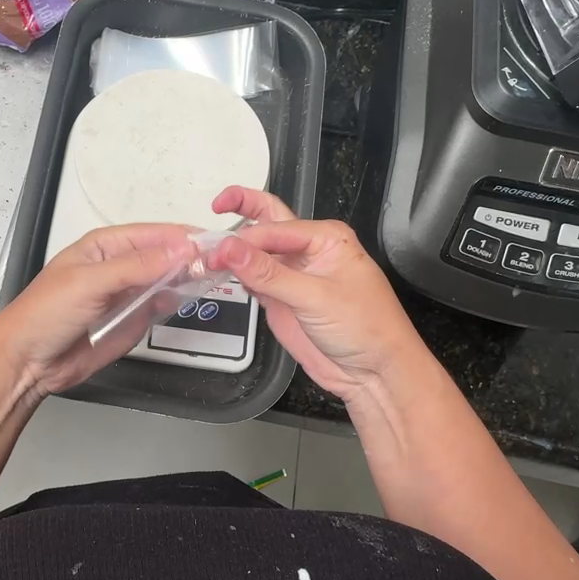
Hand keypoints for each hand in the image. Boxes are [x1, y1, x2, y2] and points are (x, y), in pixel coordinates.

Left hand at [0, 223, 200, 397]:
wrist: (28, 361)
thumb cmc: (45, 313)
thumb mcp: (91, 281)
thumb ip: (137, 266)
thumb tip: (179, 249)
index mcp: (105, 246)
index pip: (153, 234)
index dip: (183, 237)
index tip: (213, 242)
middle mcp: (119, 266)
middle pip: (164, 255)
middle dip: (190, 256)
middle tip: (221, 261)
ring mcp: (126, 294)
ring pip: (166, 280)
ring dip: (188, 277)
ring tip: (215, 275)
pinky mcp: (131, 320)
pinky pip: (160, 306)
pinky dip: (177, 301)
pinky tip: (192, 296)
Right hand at [207, 186, 429, 402]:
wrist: (373, 373)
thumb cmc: (365, 328)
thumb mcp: (314, 297)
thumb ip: (268, 274)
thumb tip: (229, 248)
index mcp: (325, 238)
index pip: (275, 228)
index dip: (245, 239)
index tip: (219, 251)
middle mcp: (308, 251)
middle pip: (269, 221)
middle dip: (242, 209)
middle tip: (215, 206)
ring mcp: (294, 275)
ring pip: (257, 253)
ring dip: (234, 250)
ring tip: (205, 254)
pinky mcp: (282, 299)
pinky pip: (254, 280)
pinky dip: (236, 277)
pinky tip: (220, 274)